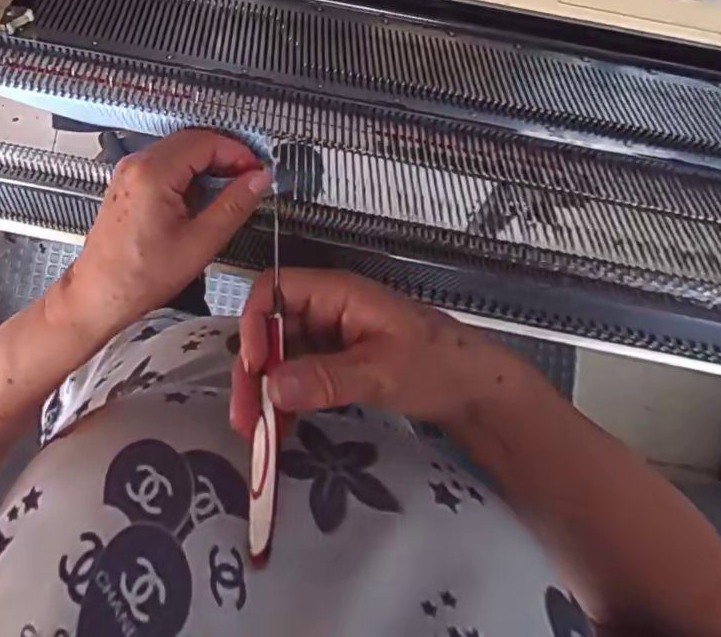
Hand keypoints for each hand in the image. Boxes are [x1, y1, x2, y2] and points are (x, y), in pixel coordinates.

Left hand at [58, 129, 271, 336]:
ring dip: (208, 167)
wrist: (100, 294)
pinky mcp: (130, 183)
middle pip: (193, 141)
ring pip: (181, 152)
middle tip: (248, 180)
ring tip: (226, 196)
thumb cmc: (138, 276)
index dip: (238, 153)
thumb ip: (234, 205)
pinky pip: (167, 165)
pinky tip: (200, 203)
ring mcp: (131, 172)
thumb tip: (257, 180)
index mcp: (153, 173)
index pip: (207, 141)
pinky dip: (189, 176)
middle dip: (226, 158)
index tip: (256, 171)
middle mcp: (137, 165)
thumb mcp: (200, 242)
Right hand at [229, 267, 519, 433]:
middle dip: (254, 369)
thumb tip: (272, 386)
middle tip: (244, 417)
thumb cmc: (435, 364)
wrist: (476, 389)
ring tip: (256, 432)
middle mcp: (326, 309)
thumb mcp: (381, 372)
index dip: (254, 322)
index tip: (251, 366)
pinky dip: (287, 399)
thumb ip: (327, 377)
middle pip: (272, 327)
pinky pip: (299, 374)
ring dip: (265, 390)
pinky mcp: (336, 360)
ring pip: (282, 354)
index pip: (276, 289)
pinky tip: (281, 428)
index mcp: (337, 293)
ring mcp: (330, 335)